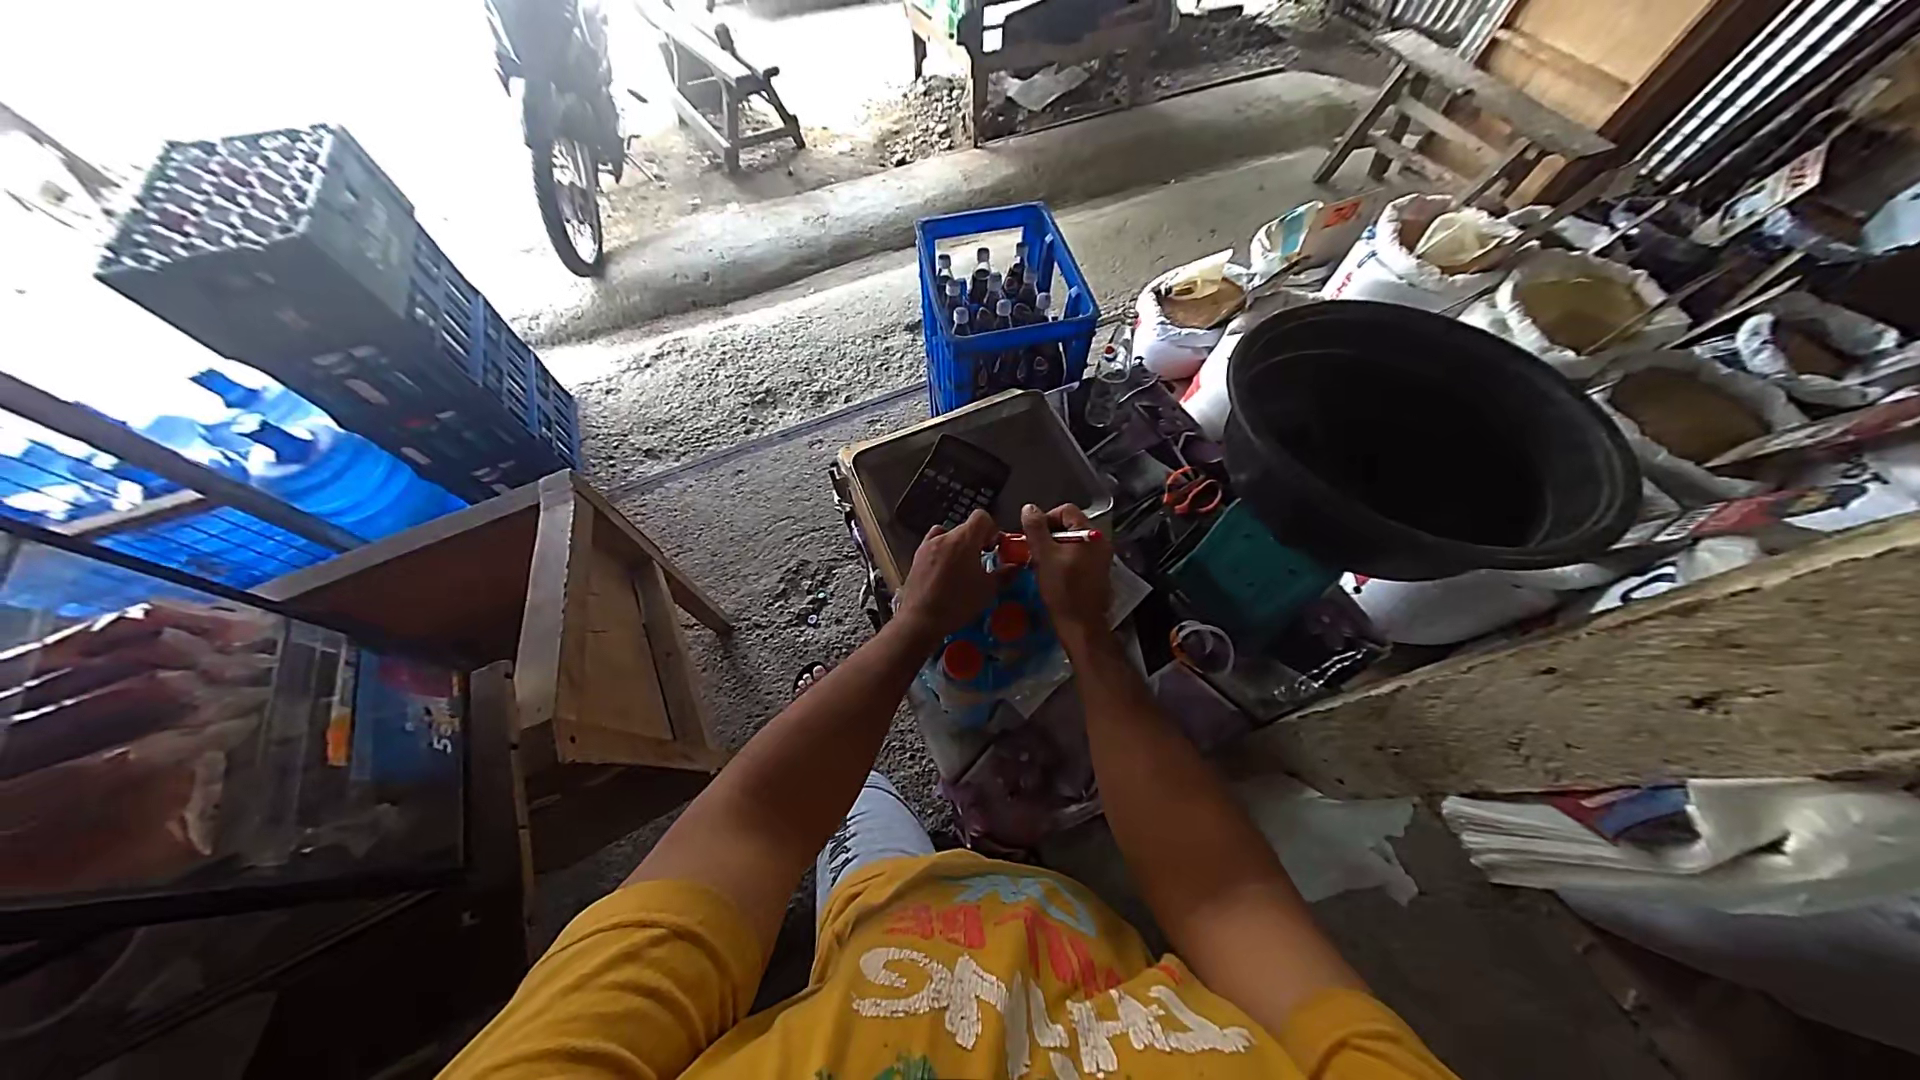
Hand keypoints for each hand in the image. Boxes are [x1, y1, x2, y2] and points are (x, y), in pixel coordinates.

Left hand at [895, 510, 1004, 643]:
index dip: (992, 529)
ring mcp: (928, 546)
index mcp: (964, 540)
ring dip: (959, 546)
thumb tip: (1016, 567)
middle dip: (976, 540)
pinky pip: (934, 546)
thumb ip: (1005, 574)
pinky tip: (945, 571)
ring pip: (949, 536)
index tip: (994, 547)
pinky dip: (942, 552)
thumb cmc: (957, 604)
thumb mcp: (988, 590)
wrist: (921, 620)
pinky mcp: (917, 558)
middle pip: (965, 527)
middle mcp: (944, 537)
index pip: (981, 517)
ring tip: (963, 567)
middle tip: (982, 561)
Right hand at [1019, 503, 1111, 645]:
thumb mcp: (1044, 555)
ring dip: (1053, 548)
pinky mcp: (1097, 573)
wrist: (1080, 624)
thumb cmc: (1063, 589)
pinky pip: (1077, 557)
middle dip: (1048, 535)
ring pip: (1072, 542)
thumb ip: (1035, 529)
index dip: (1045, 519)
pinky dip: (1063, 560)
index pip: (1066, 510)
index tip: (1032, 537)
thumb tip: (1029, 508)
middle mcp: (1100, 542)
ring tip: (1040, 563)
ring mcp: (1101, 558)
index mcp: (1091, 534)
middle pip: (1069, 526)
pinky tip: (1052, 574)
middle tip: (1034, 550)